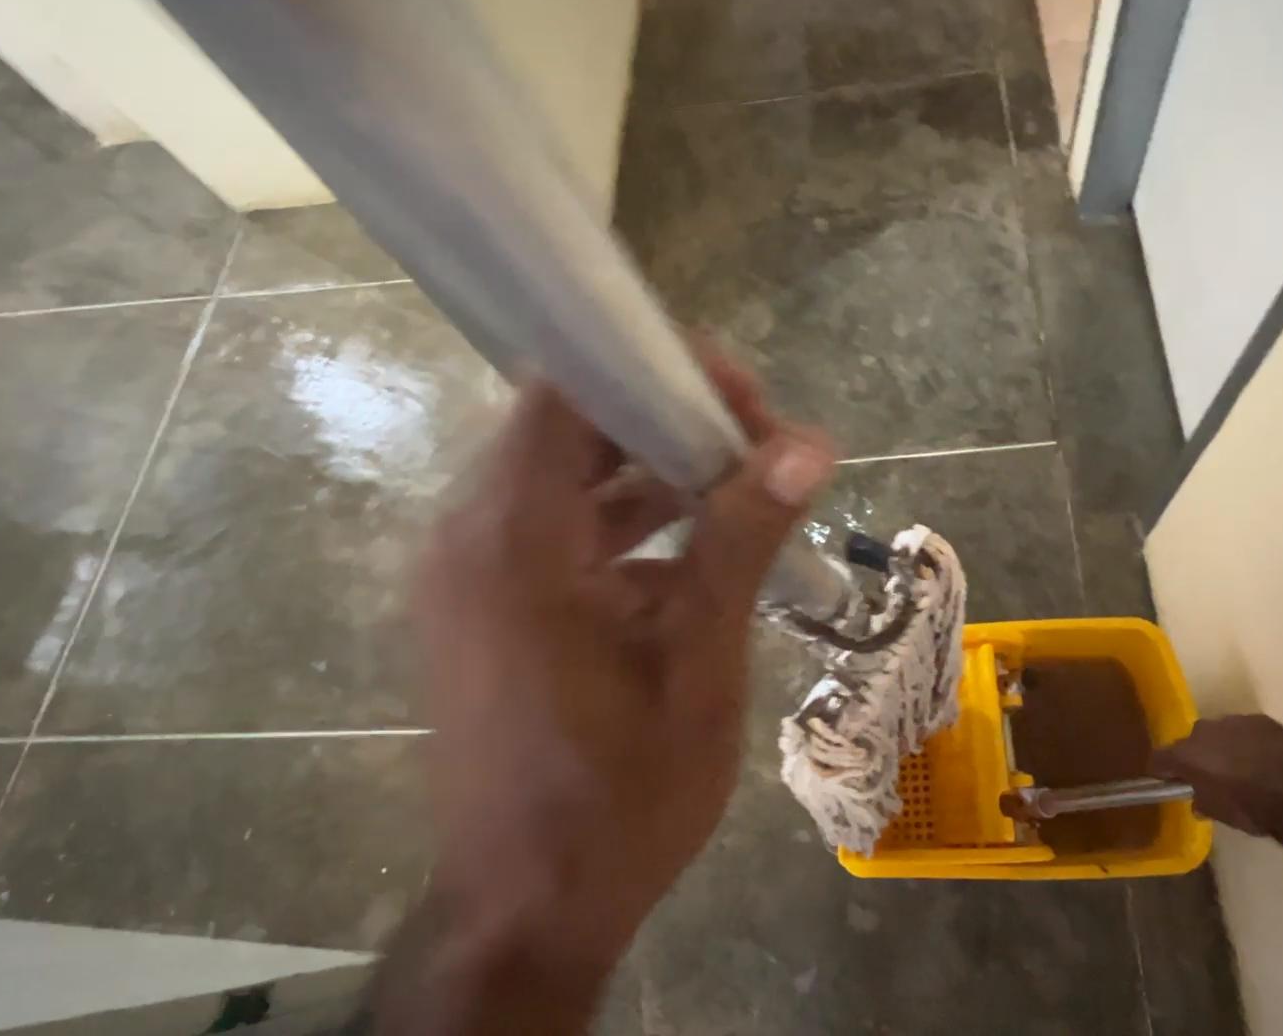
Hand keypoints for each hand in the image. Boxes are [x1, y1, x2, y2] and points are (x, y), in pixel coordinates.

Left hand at [411, 353, 833, 980]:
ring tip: (746, 485)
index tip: (742, 398)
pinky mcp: (490, 605)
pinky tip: (701, 547)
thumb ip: (742, 538)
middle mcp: (473, 537)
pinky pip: (561, 530)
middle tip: (759, 443)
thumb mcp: (698, 660)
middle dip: (669, 421)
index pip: (566, 391)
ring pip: (569, 479)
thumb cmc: (620, 794)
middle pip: (569, 428)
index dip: (656, 372)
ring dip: (654, 473)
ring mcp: (474, 572)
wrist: (532, 909)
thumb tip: (809, 444)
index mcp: (513, 540)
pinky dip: (627, 524)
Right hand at [1148, 715, 1282, 835]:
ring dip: (1225, 747)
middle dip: (1197, 757)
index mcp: (1187, 754)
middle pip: (1191, 742)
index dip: (1161, 771)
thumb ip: (1202, 802)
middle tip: (1211, 776)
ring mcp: (1234, 721)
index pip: (1158, 758)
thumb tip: (1198, 800)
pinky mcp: (1262, 720)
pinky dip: (1250, 743)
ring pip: (1220, 733)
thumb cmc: (1252, 809)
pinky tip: (1265, 760)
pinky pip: (1247, 731)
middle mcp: (1204, 731)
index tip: (1167, 780)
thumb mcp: (1220, 814)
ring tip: (1242, 768)